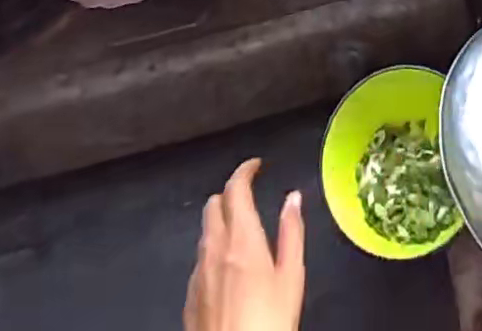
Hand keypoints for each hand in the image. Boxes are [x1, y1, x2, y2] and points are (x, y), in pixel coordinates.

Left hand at [185, 158, 305, 330]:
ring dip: (220, 222)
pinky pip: (199, 260)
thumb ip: (292, 232)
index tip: (257, 166)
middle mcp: (213, 248)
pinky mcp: (188, 298)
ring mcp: (197, 274)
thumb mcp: (292, 277)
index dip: (245, 170)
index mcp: (240, 237)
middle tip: (250, 198)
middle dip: (230, 194)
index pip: (235, 187)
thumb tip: (293, 197)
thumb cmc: (269, 322)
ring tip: (242, 233)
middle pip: (213, 204)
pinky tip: (228, 270)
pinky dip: (213, 251)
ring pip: (205, 232)